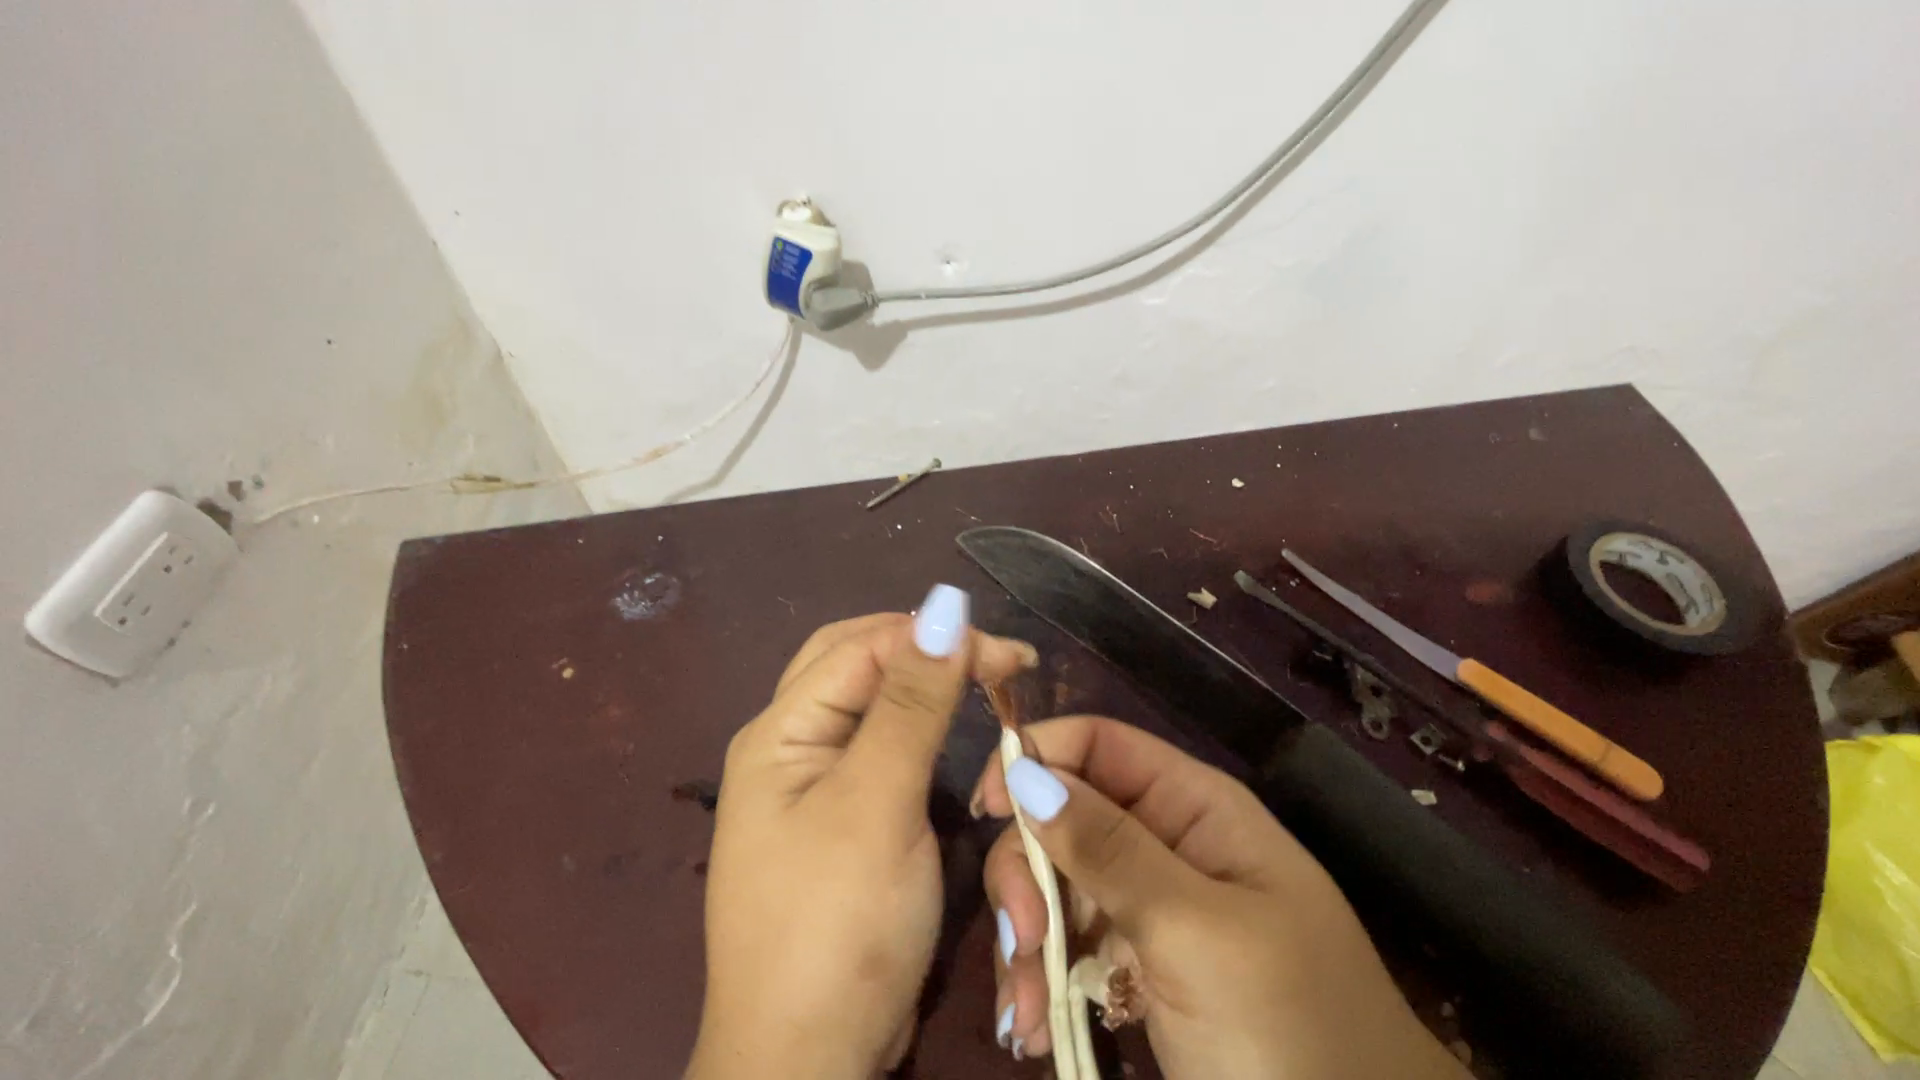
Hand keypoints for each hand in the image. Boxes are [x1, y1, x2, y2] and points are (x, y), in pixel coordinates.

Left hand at [686, 587, 1036, 1079]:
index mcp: (780, 733)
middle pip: (859, 666)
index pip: (863, 648)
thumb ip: (912, 704)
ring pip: (872, 708)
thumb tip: (946, 605)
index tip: (1015, 656)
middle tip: (1000, 661)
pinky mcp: (841, 826)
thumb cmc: (837, 924)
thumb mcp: (877, 804)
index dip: (938, 638)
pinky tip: (952, 732)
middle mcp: (789, 749)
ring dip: (926, 687)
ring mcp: (813, 790)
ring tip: (986, 684)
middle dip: (928, 650)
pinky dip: (921, 733)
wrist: (806, 1057)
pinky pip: (882, 755)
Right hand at [976, 716, 1468, 1079]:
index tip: (986, 808)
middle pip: (1065, 818)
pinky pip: (1069, 949)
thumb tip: (1027, 771)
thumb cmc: (1291, 1032)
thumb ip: (1110, 850)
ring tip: (1024, 1012)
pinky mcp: (1138, 969)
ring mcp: (1151, 910)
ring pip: (1057, 887)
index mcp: (1195, 809)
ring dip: (1026, 941)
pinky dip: (1042, 981)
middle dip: (1028, 871)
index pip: (1100, 744)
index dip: (1038, 757)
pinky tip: (1032, 1029)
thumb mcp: (1197, 933)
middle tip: (1022, 938)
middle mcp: (1168, 845)